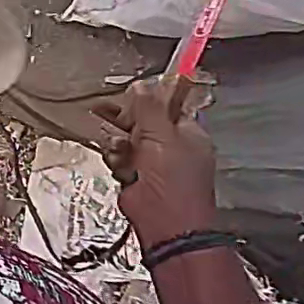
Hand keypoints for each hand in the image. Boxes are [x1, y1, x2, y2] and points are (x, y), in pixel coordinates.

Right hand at [98, 78, 218, 244]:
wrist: (164, 221)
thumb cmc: (172, 178)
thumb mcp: (162, 135)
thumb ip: (150, 108)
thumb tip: (142, 82)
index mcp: (188, 133)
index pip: (165, 107)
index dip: (147, 102)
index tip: (131, 100)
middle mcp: (171, 145)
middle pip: (141, 122)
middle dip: (125, 123)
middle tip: (115, 122)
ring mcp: (152, 161)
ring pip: (124, 138)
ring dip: (118, 145)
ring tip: (123, 154)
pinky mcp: (133, 174)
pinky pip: (117, 157)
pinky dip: (116, 161)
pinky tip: (120, 168)